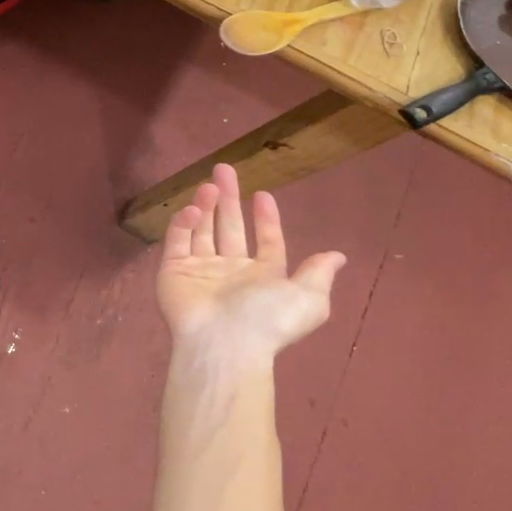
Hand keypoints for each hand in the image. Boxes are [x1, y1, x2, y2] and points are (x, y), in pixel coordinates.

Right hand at [157, 163, 344, 361]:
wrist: (224, 341)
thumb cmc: (268, 319)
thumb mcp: (308, 299)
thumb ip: (318, 273)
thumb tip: (338, 256)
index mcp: (264, 276)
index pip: (265, 240)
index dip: (265, 218)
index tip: (262, 194)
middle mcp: (231, 269)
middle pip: (229, 226)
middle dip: (228, 198)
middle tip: (224, 170)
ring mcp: (200, 268)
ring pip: (202, 229)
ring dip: (206, 206)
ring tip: (209, 184)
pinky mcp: (173, 268)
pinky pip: (178, 240)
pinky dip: (184, 223)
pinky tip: (193, 210)